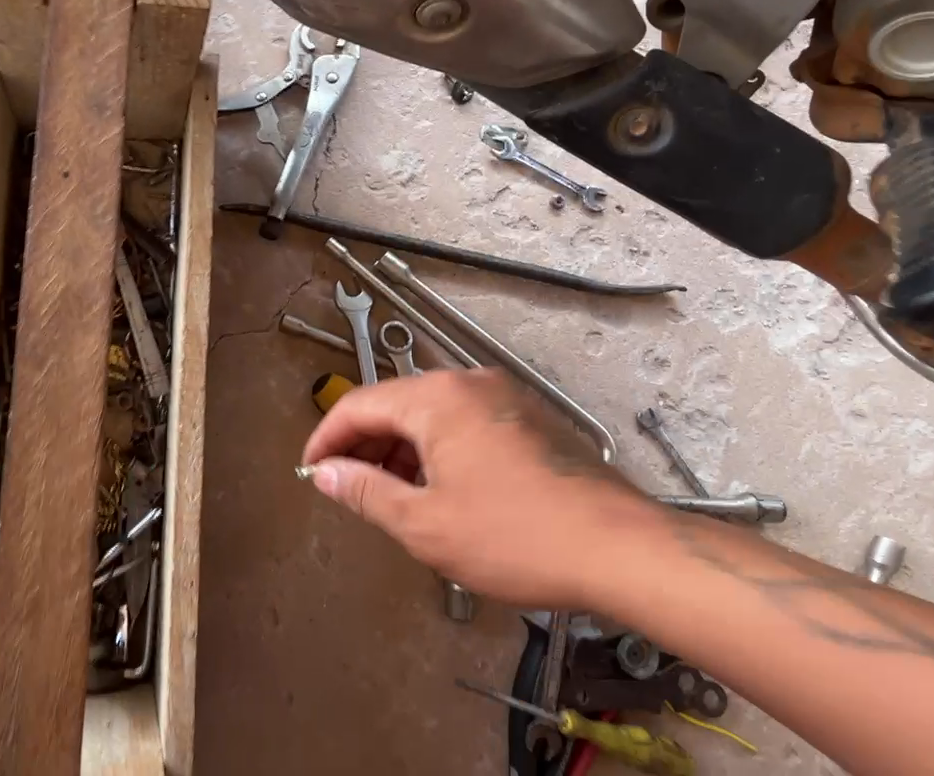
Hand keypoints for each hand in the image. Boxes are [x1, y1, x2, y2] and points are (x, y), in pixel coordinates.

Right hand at [301, 369, 655, 607]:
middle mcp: (468, 383)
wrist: (624, 550)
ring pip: (430, 413)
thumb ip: (364, 492)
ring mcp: (504, 397)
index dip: (326, 438)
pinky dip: (436, 448)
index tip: (310, 470)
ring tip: (390, 493)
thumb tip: (325, 474)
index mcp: (436, 398)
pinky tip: (437, 487)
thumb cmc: (518, 537)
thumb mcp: (424, 524)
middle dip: (363, 444)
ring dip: (400, 448)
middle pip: (394, 404)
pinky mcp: (530, 418)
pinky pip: (463, 421)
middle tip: (347, 486)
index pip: (357, 404)